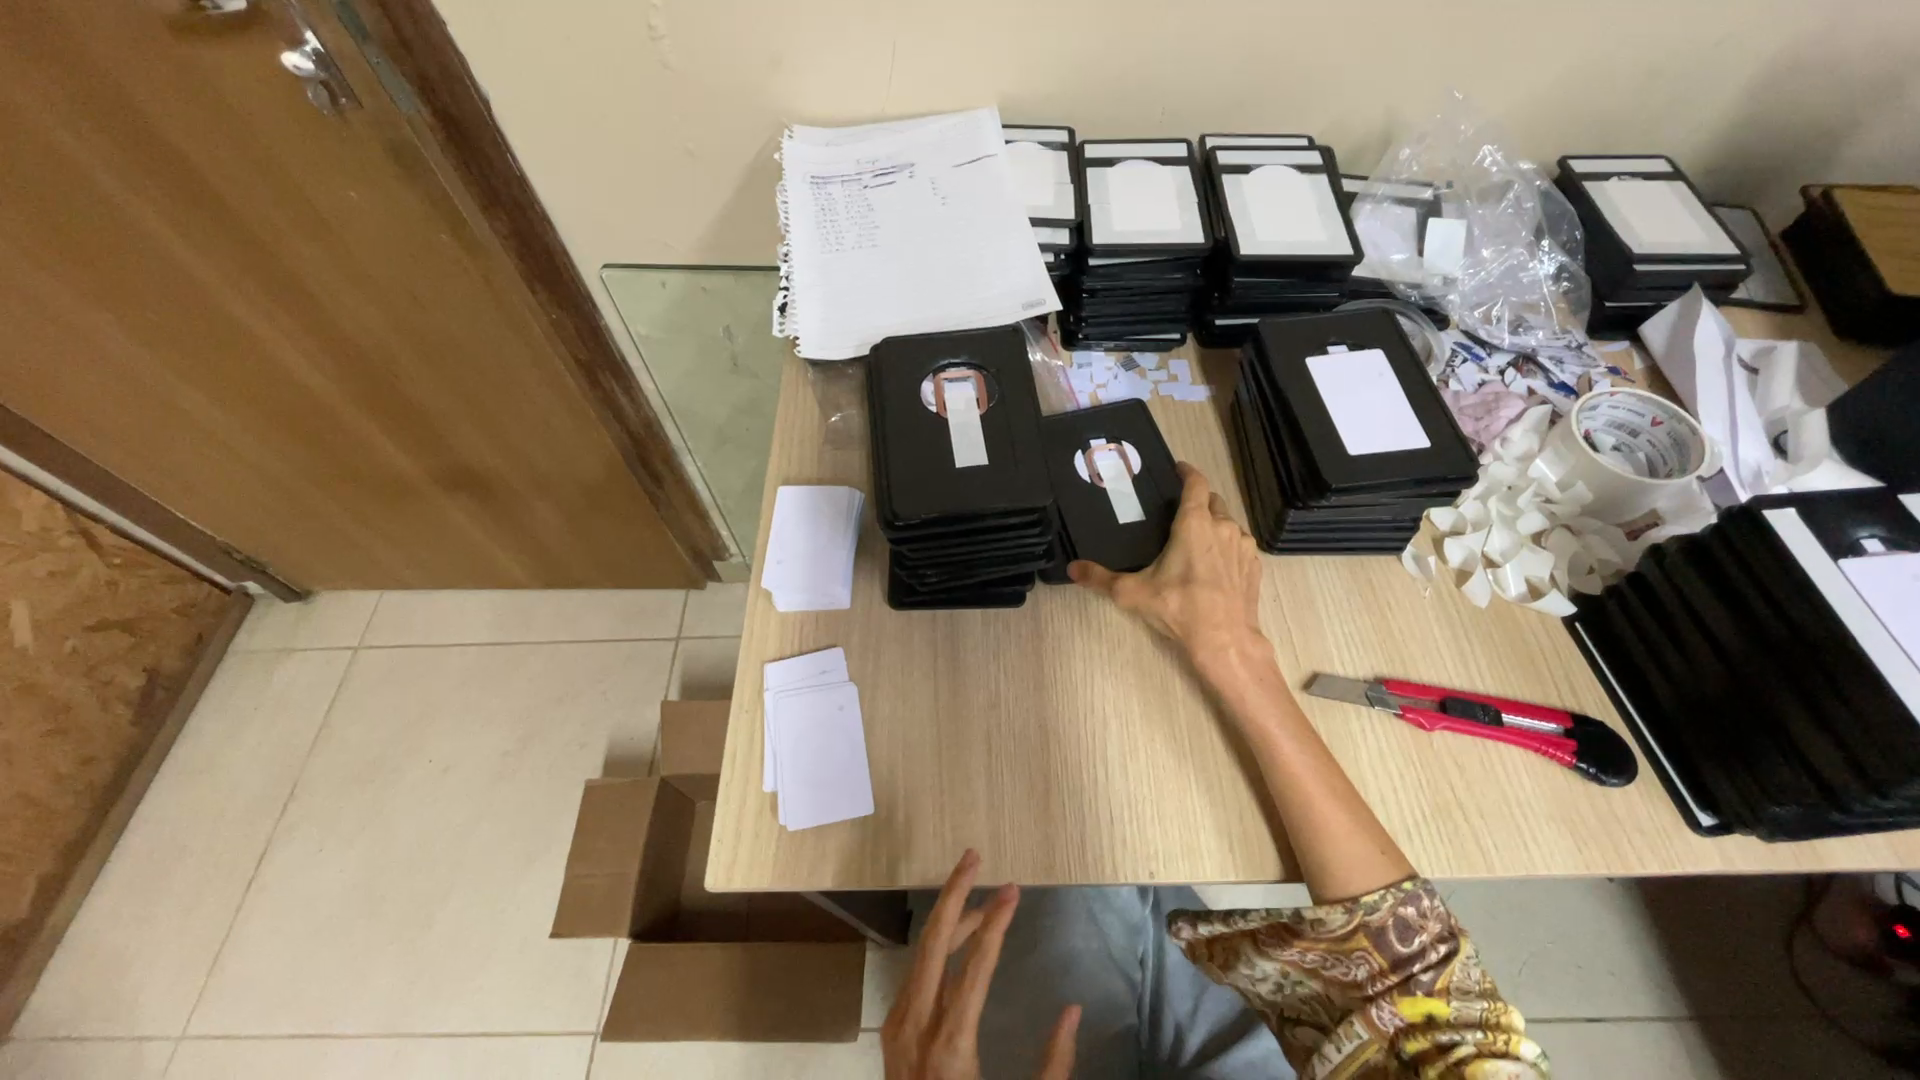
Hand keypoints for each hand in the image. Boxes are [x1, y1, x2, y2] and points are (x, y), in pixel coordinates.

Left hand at [882, 850, 1079, 1079]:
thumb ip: (1053, 1065)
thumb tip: (1074, 1013)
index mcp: (950, 1044)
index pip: (975, 965)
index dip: (996, 922)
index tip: (1013, 889)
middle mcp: (916, 1025)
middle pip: (934, 941)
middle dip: (953, 892)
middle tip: (974, 856)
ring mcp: (898, 1025)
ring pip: (923, 953)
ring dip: (951, 920)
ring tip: (985, 903)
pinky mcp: (893, 1031)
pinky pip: (917, 974)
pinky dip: (939, 949)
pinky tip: (961, 942)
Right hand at [1068, 462, 1263, 657]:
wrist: (1225, 640)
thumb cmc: (1178, 608)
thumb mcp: (1132, 593)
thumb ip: (1100, 578)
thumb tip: (1073, 569)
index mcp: (1194, 523)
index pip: (1196, 483)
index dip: (1187, 472)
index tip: (1178, 468)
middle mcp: (1223, 526)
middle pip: (1213, 501)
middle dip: (1198, 500)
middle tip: (1180, 510)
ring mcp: (1243, 546)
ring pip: (1228, 523)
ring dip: (1214, 524)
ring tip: (1196, 539)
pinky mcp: (1254, 566)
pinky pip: (1239, 545)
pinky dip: (1227, 546)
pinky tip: (1215, 564)